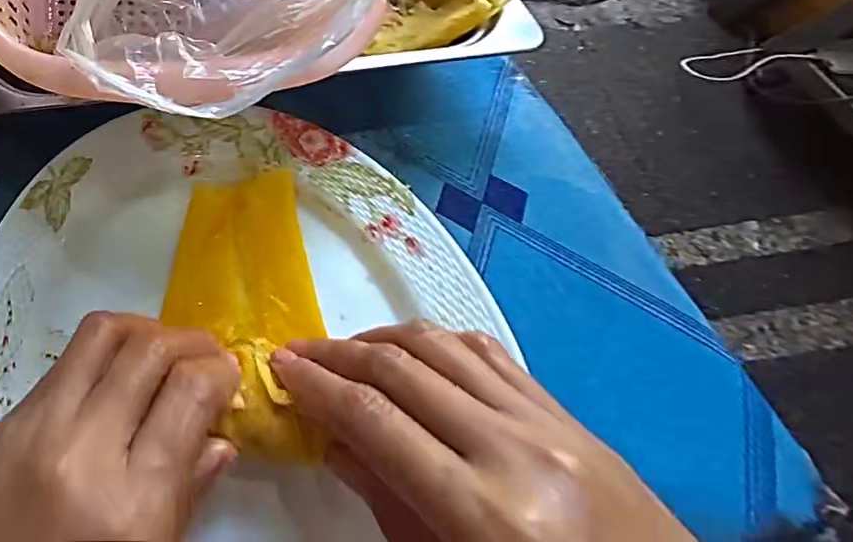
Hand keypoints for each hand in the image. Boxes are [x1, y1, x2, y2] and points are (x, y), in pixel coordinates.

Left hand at [0, 311, 240, 541]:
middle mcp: (83, 449)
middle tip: (207, 352)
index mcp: (129, 507)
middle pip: (147, 350)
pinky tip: (118, 369)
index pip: (187, 395)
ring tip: (165, 346)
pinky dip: (103, 350)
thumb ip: (184, 498)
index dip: (218, 372)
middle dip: (189, 341)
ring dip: (145, 328)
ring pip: (102, 333)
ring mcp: (38, 425)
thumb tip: (219, 438)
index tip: (230, 373)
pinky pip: (66, 358)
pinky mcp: (8, 417)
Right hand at [272, 322, 693, 541]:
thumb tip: (333, 440)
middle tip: (298, 353)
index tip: (280, 368)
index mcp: (488, 515)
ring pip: (440, 344)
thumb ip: (389, 506)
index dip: (317, 387)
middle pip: (400, 368)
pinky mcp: (572, 417)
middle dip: (336, 354)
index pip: (375, 420)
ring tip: (345, 350)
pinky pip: (489, 353)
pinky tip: (412, 352)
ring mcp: (551, 427)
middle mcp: (517, 453)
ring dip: (379, 337)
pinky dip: (437, 342)